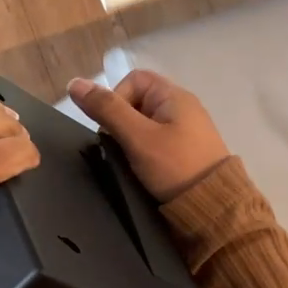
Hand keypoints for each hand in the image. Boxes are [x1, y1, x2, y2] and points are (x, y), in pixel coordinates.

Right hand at [67, 70, 228, 202]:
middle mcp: (181, 107)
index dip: (115, 98)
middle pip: (136, 100)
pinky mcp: (184, 150)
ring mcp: (184, 129)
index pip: (133, 80)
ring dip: (129, 138)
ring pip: (142, 123)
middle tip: (119, 146)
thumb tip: (74, 83)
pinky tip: (142, 167)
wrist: (213, 207)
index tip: (111, 126)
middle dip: (120, 122)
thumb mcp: (137, 137)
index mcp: (174, 96)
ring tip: (130, 159)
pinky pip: (154, 139)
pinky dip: (142, 150)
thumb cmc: (175, 166)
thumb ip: (107, 109)